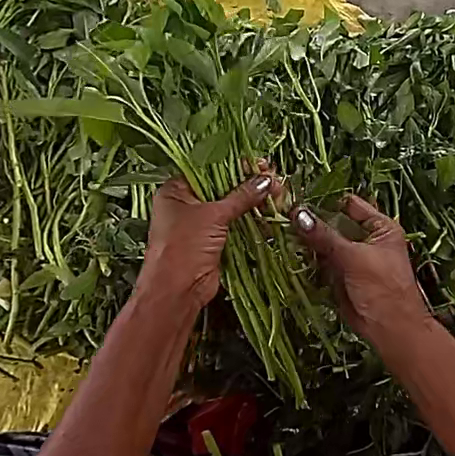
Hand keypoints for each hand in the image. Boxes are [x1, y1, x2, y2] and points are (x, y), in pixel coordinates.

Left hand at [138, 170, 277, 309]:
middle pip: (223, 186)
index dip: (235, 164)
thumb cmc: (183, 247)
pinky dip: (252, 219)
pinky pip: (236, 224)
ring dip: (254, 201)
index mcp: (176, 191)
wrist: (178, 291)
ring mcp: (201, 224)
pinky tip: (270, 213)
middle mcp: (187, 204)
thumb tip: (265, 180)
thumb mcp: (212, 215)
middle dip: (249, 183)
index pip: (209, 168)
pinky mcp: (214, 240)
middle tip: (273, 178)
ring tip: (278, 193)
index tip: (260, 163)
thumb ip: (241, 196)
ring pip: (232, 206)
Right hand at [291, 194, 433, 345]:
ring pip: (324, 243)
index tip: (300, 200)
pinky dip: (308, 260)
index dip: (326, 202)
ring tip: (283, 234)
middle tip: (285, 217)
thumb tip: (300, 215)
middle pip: (333, 224)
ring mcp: (352, 258)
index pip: (350, 204)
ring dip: (306, 242)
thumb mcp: (355, 257)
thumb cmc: (385, 289)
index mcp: (380, 228)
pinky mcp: (340, 276)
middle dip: (312, 223)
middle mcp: (366, 240)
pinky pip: (320, 262)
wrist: (390, 329)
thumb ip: (326, 237)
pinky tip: (291, 253)